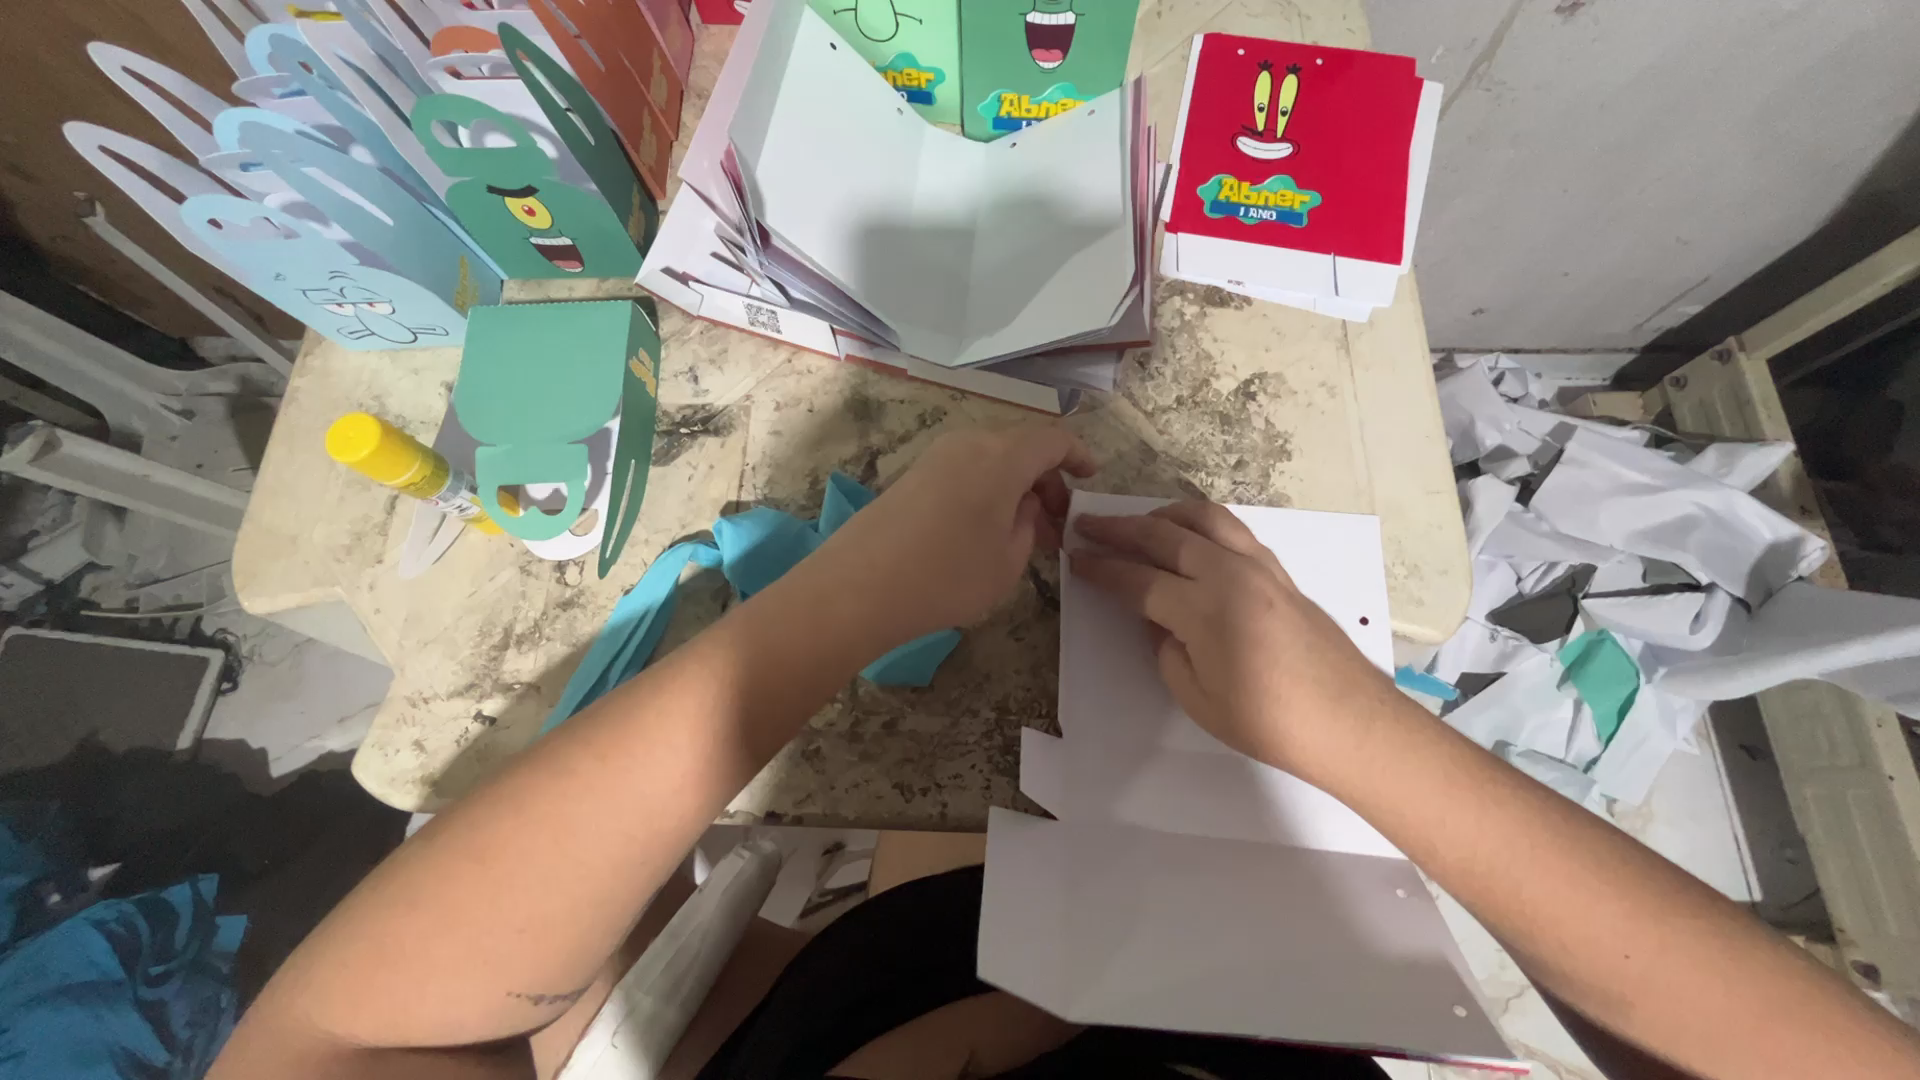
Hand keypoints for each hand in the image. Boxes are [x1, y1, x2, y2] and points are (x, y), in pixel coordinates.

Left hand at [814, 426, 1095, 643]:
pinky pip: (965, 472)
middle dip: (1046, 481)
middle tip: (1057, 525)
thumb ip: (1028, 525)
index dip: (1078, 456)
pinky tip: (986, 530)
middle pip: (1021, 449)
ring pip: (991, 461)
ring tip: (1025, 533)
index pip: (1053, 440)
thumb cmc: (948, 575)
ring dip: (1015, 489)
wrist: (859, 587)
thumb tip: (1023, 505)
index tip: (1092, 478)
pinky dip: (987, 491)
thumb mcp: (1008, 561)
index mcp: (1002, 456)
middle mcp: (969, 443)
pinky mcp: (912, 476)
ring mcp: (936, 457)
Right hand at [1070, 501, 1400, 778]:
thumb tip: (1159, 620)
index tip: (1074, 558)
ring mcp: (1260, 567)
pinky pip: (1232, 530)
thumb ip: (1167, 649)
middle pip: (1163, 535)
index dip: (1101, 568)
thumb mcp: (1197, 697)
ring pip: (1203, 517)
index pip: (1137, 578)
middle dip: (1119, 528)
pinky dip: (1200, 524)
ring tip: (1139, 523)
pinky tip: (1190, 537)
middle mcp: (1229, 573)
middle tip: (1088, 525)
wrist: (1350, 723)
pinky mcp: (1280, 572)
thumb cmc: (1268, 722)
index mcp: (1203, 608)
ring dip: (1163, 515)